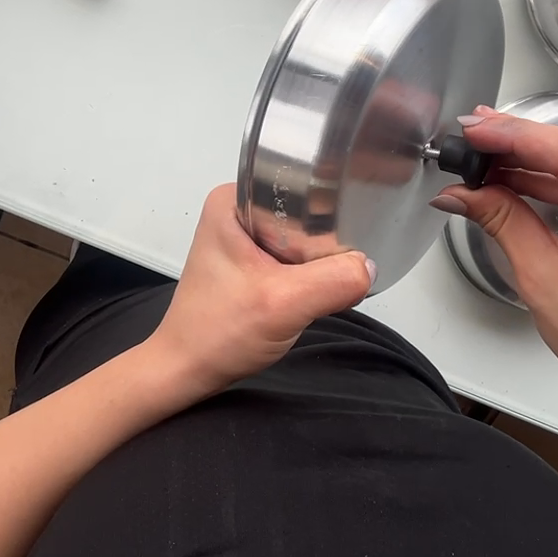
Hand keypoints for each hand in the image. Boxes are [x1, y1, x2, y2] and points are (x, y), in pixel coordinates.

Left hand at [147, 185, 374, 391]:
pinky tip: (315, 290)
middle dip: (327, 241)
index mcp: (232, 200)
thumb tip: (369, 267)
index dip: (330, 212)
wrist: (188, 370)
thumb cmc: (217, 334)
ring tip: (327, 280)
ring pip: (304, 238)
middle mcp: (236, 212)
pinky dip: (310, 274)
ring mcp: (244, 239)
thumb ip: (333, 281)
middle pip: (306, 212)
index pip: (301, 187)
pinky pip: (296, 258)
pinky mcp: (252, 264)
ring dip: (319, 261)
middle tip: (339, 267)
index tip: (351, 238)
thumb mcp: (284, 304)